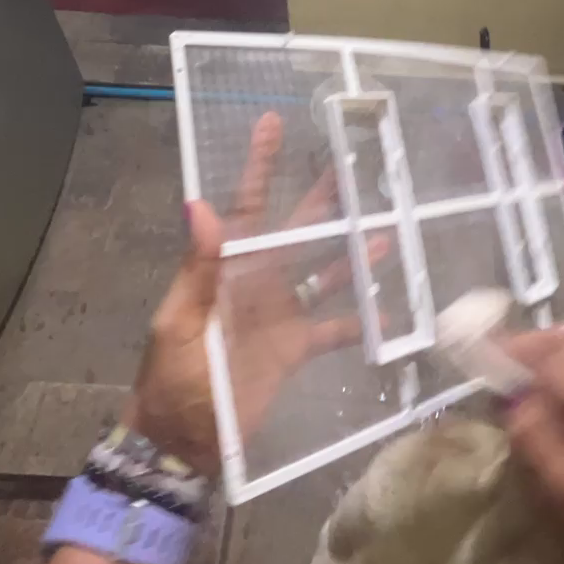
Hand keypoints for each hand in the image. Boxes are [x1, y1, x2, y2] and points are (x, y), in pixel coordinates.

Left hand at [125, 112, 371, 474]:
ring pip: (325, 271)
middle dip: (324, 199)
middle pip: (298, 229)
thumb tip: (199, 204)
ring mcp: (282, 312)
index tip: (273, 123)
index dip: (260, 164)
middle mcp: (261, 279)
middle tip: (355, 166)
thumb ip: (199, 269)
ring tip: (385, 231)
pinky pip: (334, 327)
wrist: (182, 441)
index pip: (248, 204)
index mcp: (230, 266)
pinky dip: (359, 321)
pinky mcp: (297, 347)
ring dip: (353, 253)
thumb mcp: (180, 323)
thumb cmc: (173, 378)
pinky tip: (389, 313)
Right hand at [502, 330, 563, 563]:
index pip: (559, 350)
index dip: (518, 346)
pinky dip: (548, 372)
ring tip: (505, 379)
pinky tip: (529, 396)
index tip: (482, 356)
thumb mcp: (562, 483)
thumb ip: (533, 432)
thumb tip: (509, 395)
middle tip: (491, 364)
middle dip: (527, 346)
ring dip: (537, 358)